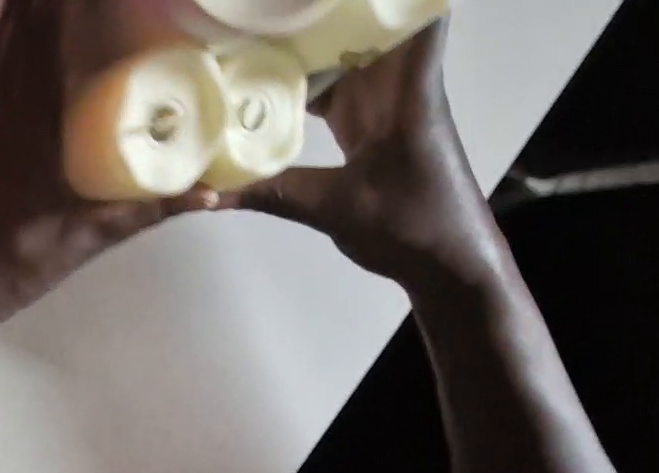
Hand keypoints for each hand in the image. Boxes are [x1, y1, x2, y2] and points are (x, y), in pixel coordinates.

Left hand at [0, 0, 222, 344]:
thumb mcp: (87, 239)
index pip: (52, 31)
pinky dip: (13, 28)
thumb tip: (210, 194)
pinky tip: (25, 19)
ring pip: (6, 34)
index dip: (76, 1)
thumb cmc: (16, 265)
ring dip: (31, 5)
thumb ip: (147, 211)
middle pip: (27, 20)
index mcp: (32, 122)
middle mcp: (2, 104)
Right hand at [238, 21, 500, 286]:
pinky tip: (271, 90)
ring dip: (311, 48)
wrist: (448, 261)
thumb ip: (275, 194)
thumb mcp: (336, 209)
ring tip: (260, 39)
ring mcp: (384, 109)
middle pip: (367, 27)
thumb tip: (211, 193)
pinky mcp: (372, 132)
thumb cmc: (412, 226)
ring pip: (348, 57)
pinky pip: (337, 93)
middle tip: (268, 13)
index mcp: (406, 91)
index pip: (415, 14)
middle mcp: (398, 87)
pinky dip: (308, 87)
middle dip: (323, 16)